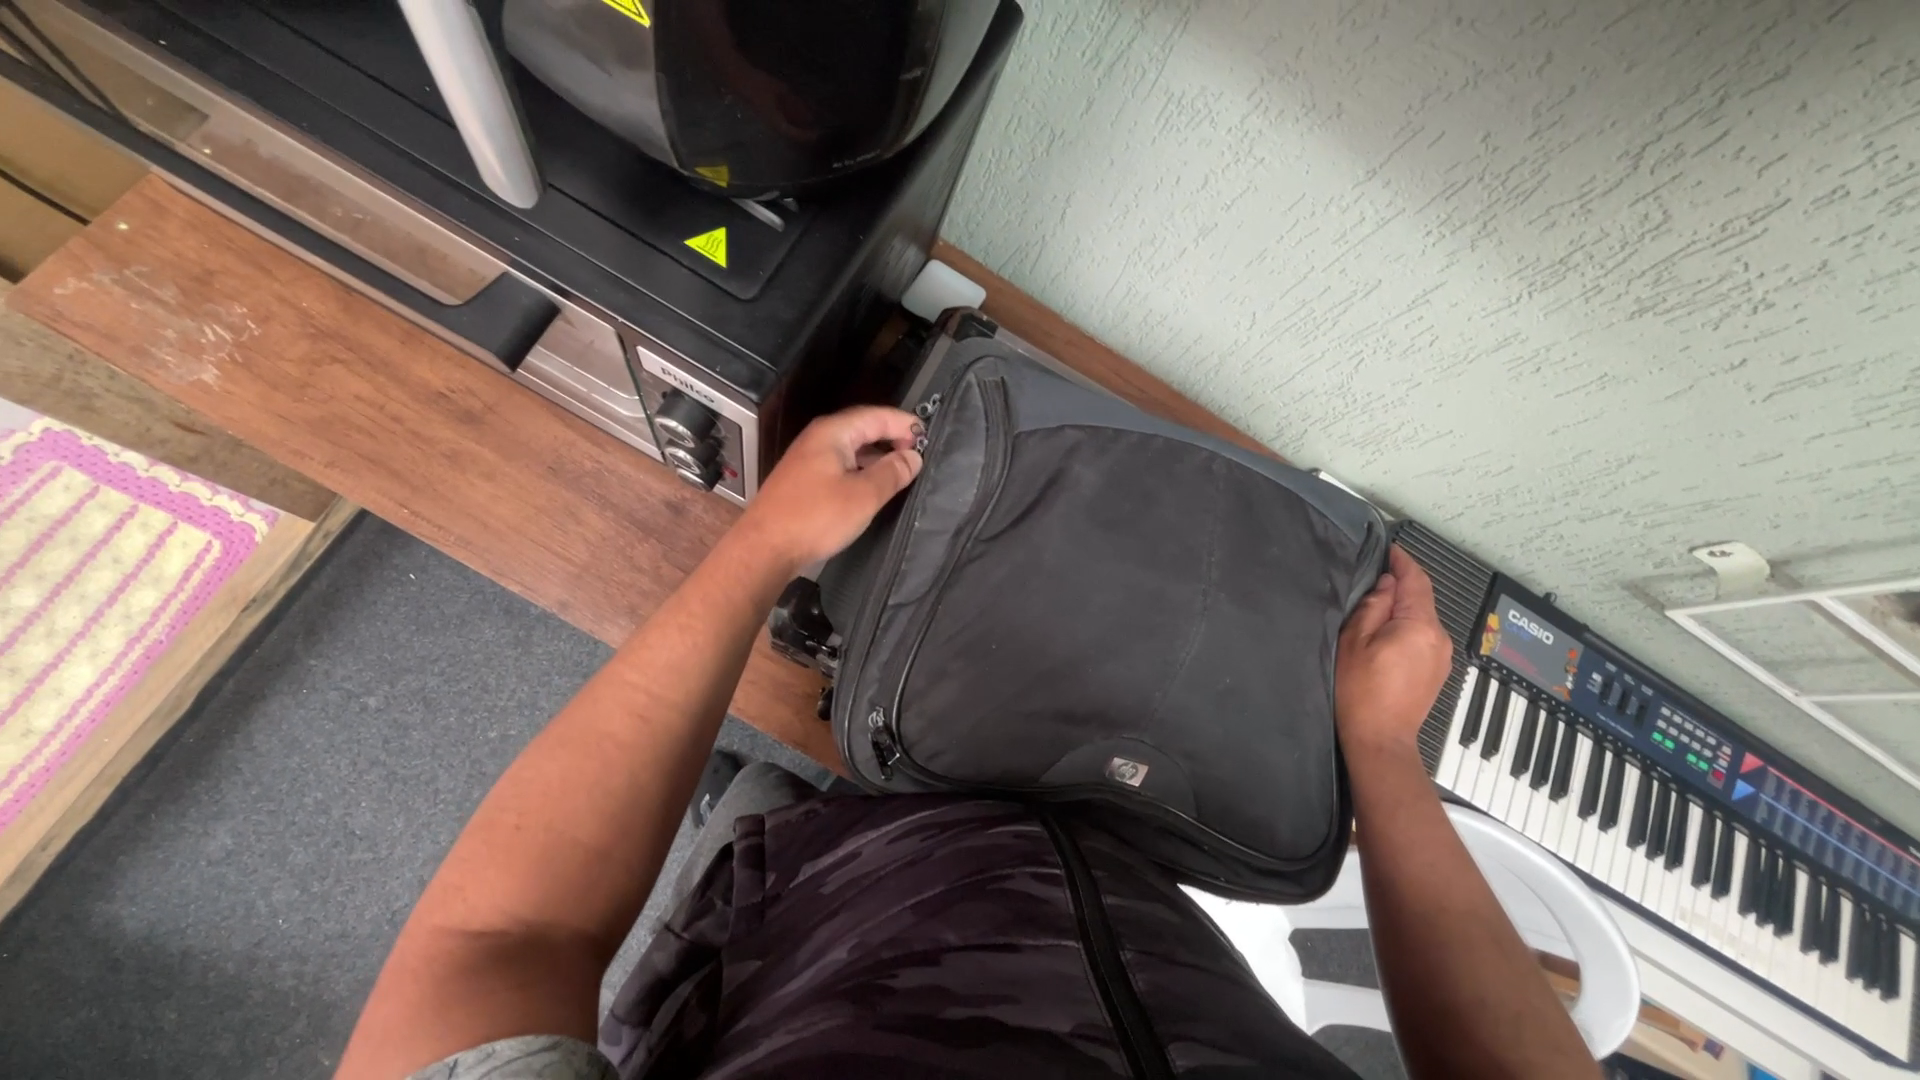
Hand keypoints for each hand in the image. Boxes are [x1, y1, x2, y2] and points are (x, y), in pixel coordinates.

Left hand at [729, 405, 923, 572]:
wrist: (765, 548)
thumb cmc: (815, 518)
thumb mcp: (864, 495)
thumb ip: (892, 472)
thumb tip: (913, 457)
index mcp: (833, 433)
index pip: (877, 415)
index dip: (904, 424)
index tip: (928, 438)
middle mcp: (819, 439)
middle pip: (864, 429)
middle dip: (892, 438)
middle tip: (919, 455)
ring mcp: (809, 459)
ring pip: (852, 449)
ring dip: (878, 457)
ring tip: (903, 472)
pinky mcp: (805, 481)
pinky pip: (841, 466)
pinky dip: (862, 471)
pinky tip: (874, 488)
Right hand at [1335, 545, 1453, 758]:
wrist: (1381, 738)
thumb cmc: (1361, 691)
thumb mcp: (1355, 640)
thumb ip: (1373, 607)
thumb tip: (1386, 586)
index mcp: (1420, 626)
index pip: (1416, 581)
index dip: (1403, 562)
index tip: (1389, 549)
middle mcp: (1440, 638)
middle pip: (1422, 600)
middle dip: (1400, 586)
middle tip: (1370, 580)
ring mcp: (1442, 657)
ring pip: (1422, 619)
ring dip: (1402, 609)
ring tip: (1373, 610)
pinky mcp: (1436, 671)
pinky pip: (1424, 637)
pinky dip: (1407, 627)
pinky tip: (1385, 635)